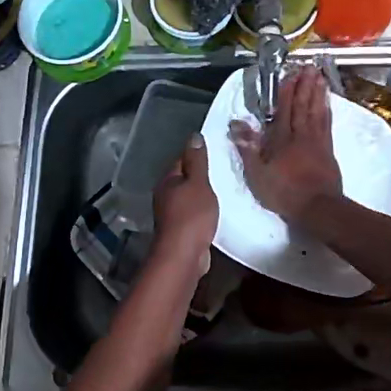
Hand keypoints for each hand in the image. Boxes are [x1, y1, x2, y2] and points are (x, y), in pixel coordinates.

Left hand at [153, 134, 217, 263]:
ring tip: (225, 188)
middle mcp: (165, 194)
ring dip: (203, 193)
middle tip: (225, 169)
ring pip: (189, 196)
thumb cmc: (192, 215)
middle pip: (184, 178)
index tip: (217, 151)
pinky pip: (194, 213)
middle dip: (201, 174)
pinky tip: (217, 210)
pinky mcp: (180, 229)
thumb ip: (197, 161)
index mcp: (168, 180)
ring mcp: (171, 213)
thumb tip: (194, 136)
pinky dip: (204, 210)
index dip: (198, 154)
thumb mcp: (198, 183)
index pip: (182, 159)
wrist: (183, 255)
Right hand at [229, 66, 342, 223]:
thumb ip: (247, 148)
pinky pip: (327, 122)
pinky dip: (327, 109)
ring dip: (317, 93)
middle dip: (304, 85)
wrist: (318, 208)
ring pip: (316, 111)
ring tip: (319, 77)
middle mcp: (300, 135)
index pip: (283, 110)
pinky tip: (327, 102)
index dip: (286, 91)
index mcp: (281, 139)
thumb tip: (236, 124)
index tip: (289, 74)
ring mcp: (317, 141)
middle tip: (308, 67)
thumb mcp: (257, 174)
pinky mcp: (328, 149)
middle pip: (302, 105)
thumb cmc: (284, 193)